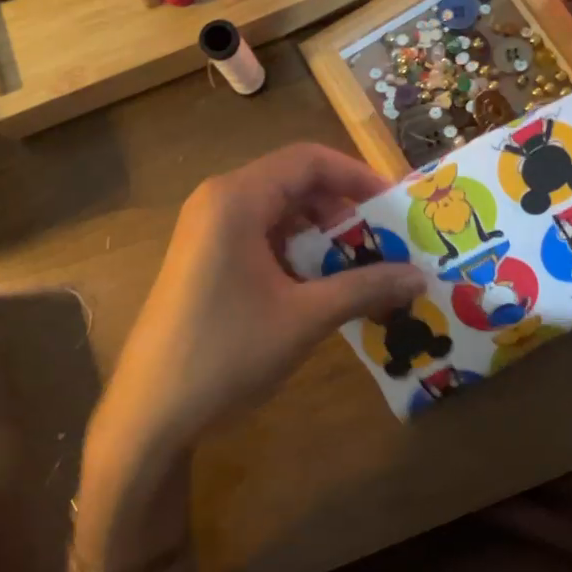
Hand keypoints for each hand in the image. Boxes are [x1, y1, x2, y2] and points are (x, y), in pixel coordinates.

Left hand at [97, 144, 423, 456]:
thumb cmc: (227, 353)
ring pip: (276, 213)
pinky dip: (293, 254)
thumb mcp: (305, 319)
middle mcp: (217, 202)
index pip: (309, 160)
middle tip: (385, 244)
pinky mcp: (201, 260)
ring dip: (320, 236)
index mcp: (236, 199)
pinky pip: (257, 238)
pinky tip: (317, 290)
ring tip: (359, 271)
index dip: (358, 176)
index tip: (397, 207)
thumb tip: (421, 276)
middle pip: (293, 183)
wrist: (150, 411)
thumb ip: (365, 288)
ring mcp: (204, 231)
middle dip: (343, 210)